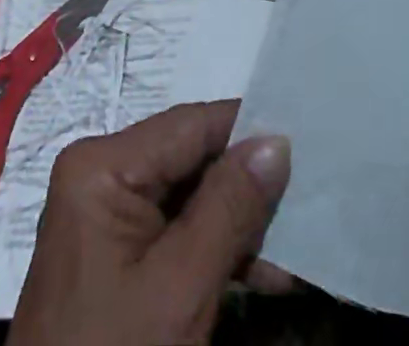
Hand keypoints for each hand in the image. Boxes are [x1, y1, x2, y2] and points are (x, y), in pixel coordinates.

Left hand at [8, 100, 290, 345]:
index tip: (307, 143)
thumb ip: (230, 206)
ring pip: (190, 193)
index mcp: (103, 165)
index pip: (191, 124)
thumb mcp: (181, 284)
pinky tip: (260, 273)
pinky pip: (176, 226)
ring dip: (239, 221)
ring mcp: (107, 209)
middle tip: (307, 200)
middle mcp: (101, 172)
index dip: (250, 129)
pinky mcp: (116, 245)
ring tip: (292, 250)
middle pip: (191, 157)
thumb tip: (276, 142)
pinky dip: (216, 246)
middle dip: (248, 184)